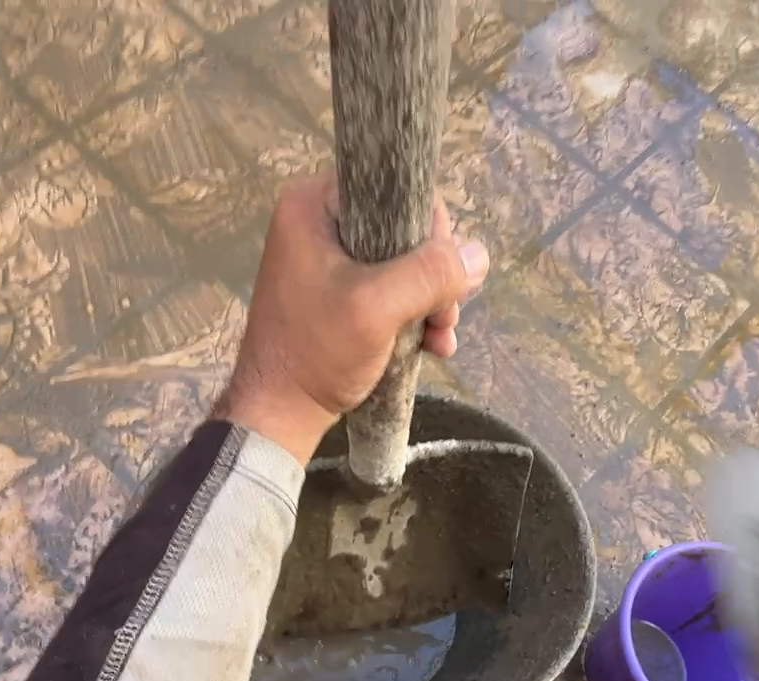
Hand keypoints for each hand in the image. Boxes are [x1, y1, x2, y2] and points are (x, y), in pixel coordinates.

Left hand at [216, 172, 489, 463]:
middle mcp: (319, 226)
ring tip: (440, 338)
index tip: (442, 273)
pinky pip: (390, 294)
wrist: (278, 412)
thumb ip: (430, 275)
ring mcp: (328, 265)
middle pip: (403, 231)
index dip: (429, 229)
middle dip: (434, 277)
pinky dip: (414, 318)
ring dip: (431, 302)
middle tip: (444, 315)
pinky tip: (433, 346)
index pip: (392, 190)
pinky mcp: (337, 299)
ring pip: (402, 267)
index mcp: (312, 205)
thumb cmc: (315, 353)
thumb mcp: (377, 308)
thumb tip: (480, 255)